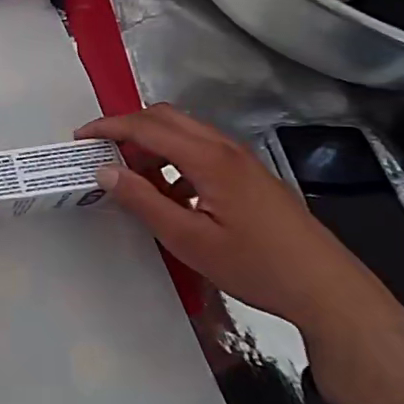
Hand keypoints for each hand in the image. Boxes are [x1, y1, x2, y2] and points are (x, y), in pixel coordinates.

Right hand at [78, 105, 403, 403]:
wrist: (323, 284)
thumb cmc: (254, 265)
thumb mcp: (189, 240)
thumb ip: (144, 202)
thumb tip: (105, 172)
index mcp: (209, 158)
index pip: (148, 127)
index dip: (110, 127)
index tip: (80, 137)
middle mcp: (225, 148)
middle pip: (167, 119)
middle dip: (129, 130)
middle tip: (101, 155)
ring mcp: (241, 159)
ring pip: (185, 135)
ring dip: (152, 147)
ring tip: (130, 180)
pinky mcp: (249, 174)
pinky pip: (201, 153)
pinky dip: (175, 163)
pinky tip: (170, 197)